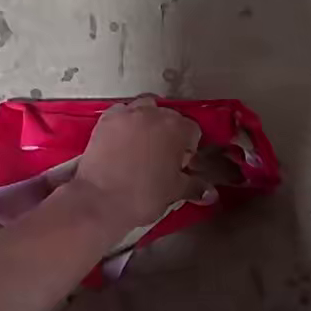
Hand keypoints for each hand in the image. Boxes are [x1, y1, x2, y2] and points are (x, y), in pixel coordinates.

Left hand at [72, 97, 213, 231]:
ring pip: (145, 109)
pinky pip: (122, 113)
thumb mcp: (175, 192)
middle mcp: (154, 114)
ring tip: (145, 145)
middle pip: (170, 117)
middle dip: (171, 134)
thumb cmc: (144, 195)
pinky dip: (126, 122)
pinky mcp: (105, 121)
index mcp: (178, 129)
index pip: (193, 131)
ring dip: (149, 122)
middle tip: (164, 159)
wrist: (100, 201)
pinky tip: (123, 140)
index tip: (182, 165)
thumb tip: (210, 193)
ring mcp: (127, 115)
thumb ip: (195, 187)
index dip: (190, 149)